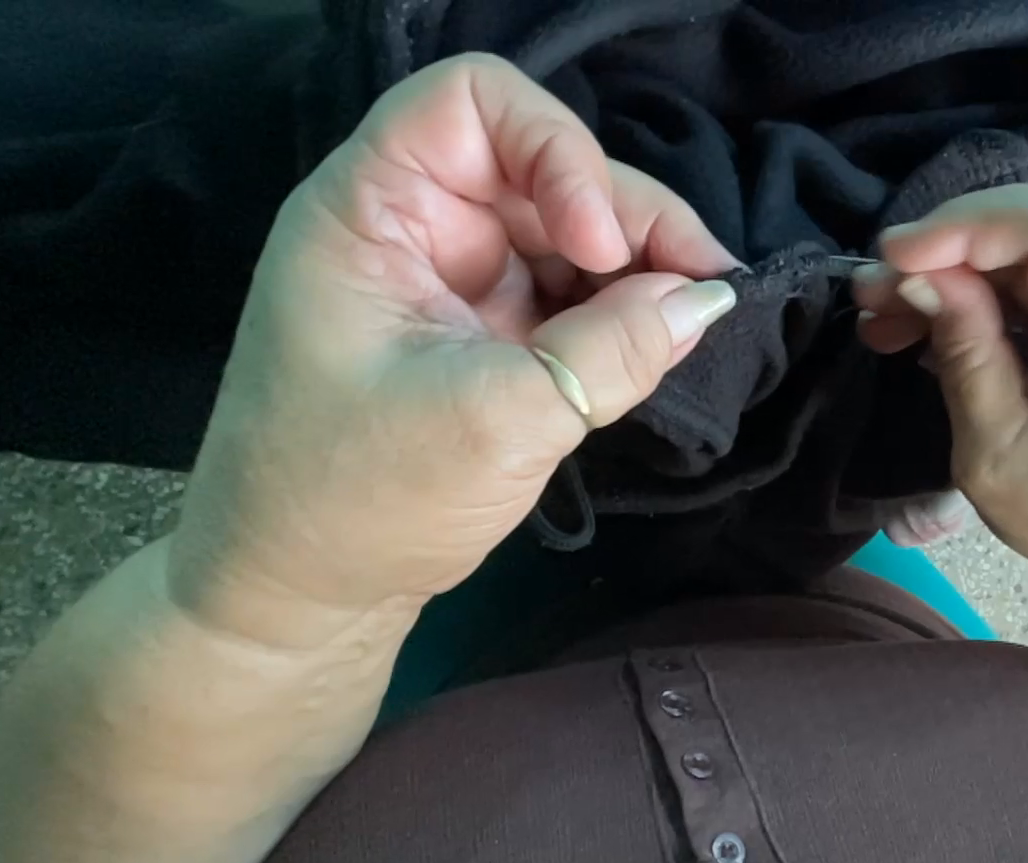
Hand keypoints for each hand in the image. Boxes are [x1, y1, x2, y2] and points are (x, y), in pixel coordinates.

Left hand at [166, 55, 740, 644]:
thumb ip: (612, 353)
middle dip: (637, 225)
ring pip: (578, 242)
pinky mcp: (503, 341)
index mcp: (377, 213)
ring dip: (646, 274)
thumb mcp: (499, 419)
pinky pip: (582, 303)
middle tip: (713, 288)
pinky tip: (668, 343)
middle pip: (550, 176)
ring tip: (701, 320)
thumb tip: (711, 300)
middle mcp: (427, 232)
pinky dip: (632, 317)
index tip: (603, 251)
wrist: (314, 589)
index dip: (559, 156)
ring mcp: (469, 289)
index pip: (479, 108)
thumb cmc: (365, 498)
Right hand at [853, 185, 1027, 627]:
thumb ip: (966, 357)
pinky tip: (920, 325)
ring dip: (950, 276)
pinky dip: (974, 298)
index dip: (972, 226)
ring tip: (881, 315)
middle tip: (870, 291)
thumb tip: (918, 276)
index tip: (893, 254)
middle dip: (947, 253)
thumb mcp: (998, 456)